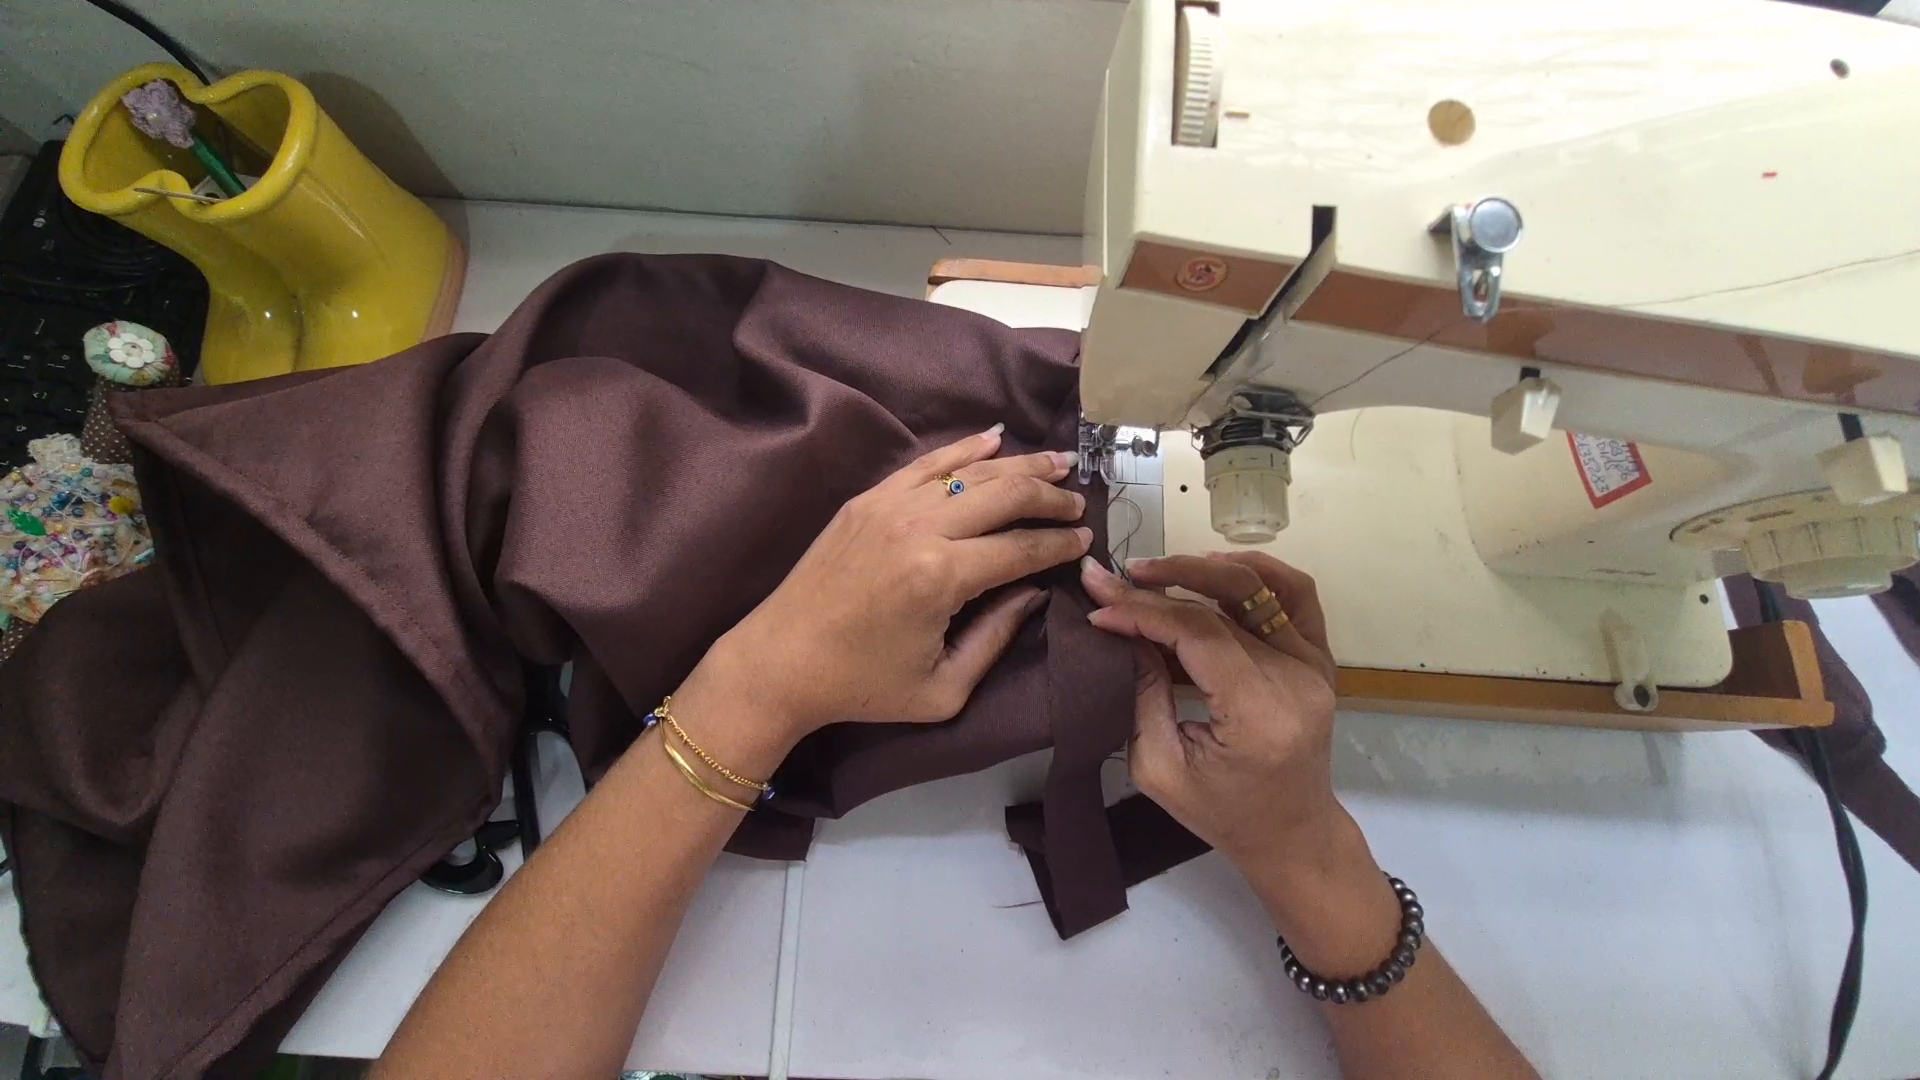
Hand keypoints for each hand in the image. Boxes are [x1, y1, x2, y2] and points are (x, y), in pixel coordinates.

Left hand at [698, 427, 1092, 742]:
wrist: (780, 662)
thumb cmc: (863, 685)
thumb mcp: (943, 688)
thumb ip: (996, 637)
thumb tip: (1033, 591)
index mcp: (942, 577)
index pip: (1020, 548)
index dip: (1059, 543)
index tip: (1085, 539)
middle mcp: (920, 528)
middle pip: (1004, 495)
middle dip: (1050, 495)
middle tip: (1078, 500)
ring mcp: (889, 505)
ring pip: (971, 471)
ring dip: (1019, 464)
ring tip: (1057, 461)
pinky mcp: (867, 499)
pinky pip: (926, 463)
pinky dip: (964, 448)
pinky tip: (994, 437)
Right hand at [1080, 552, 1342, 869]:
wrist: (1292, 835)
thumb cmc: (1222, 814)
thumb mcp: (1158, 768)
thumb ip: (1141, 694)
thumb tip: (1123, 631)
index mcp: (1259, 713)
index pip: (1197, 635)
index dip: (1142, 613)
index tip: (1097, 607)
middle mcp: (1296, 679)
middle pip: (1220, 609)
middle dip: (1157, 587)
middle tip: (1112, 578)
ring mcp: (1316, 665)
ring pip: (1260, 588)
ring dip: (1202, 570)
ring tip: (1154, 570)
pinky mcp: (1320, 658)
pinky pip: (1297, 595)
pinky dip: (1259, 571)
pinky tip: (1216, 565)